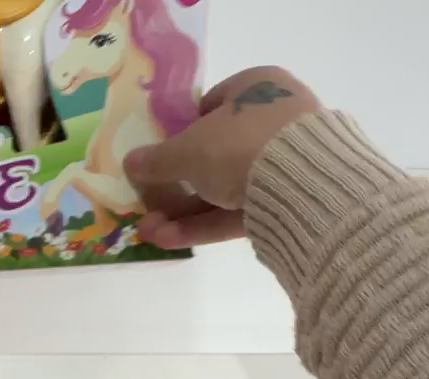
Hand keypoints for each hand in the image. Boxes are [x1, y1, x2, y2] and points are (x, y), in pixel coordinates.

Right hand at [123, 67, 321, 249]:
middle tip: (148, 202)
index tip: (159, 155)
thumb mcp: (187, 150)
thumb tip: (130, 162)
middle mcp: (270, 120)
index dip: (181, 130)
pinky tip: (167, 240)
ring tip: (148, 231)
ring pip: (219, 189)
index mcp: (254, 87)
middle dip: (175, 185)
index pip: (212, 106)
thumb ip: (157, 159)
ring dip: (181, 212)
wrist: (298, 183)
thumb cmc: (238, 144)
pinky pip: (232, 212)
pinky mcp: (278, 202)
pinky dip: (201, 226)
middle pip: (212, 155)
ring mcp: (278, 163)